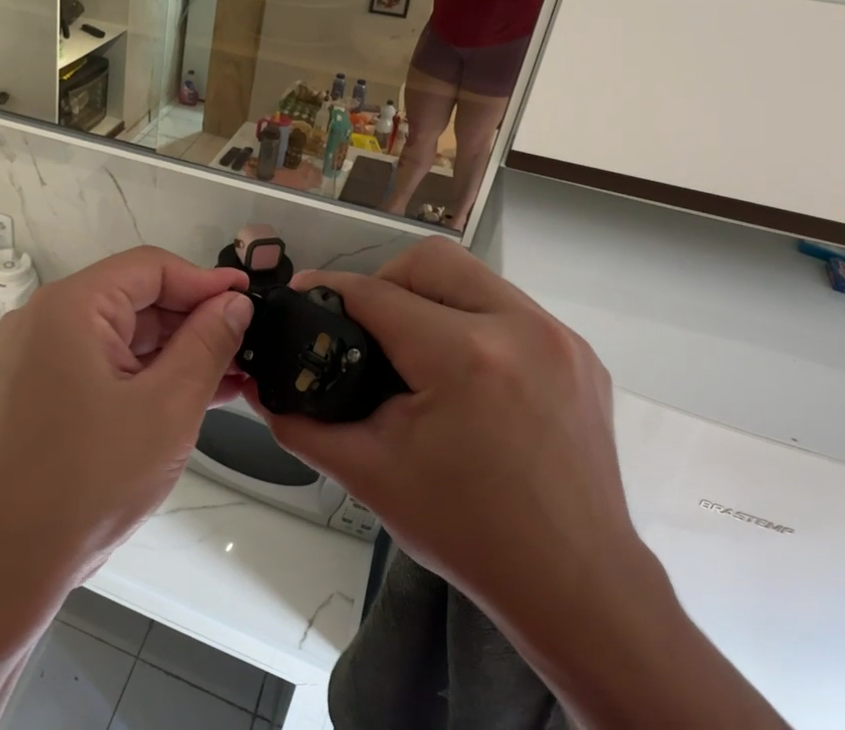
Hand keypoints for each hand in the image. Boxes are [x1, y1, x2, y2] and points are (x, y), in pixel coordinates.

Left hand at [0, 246, 252, 602]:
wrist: (10, 559)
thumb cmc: (93, 479)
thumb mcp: (168, 407)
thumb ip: (207, 344)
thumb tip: (234, 303)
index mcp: (70, 308)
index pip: (150, 267)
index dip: (205, 281)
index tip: (252, 302)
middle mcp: (46, 320)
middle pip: (134, 299)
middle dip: (193, 321)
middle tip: (249, 346)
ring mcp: (38, 358)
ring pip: (121, 336)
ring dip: (175, 353)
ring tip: (235, 375)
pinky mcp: (40, 392)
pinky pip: (102, 367)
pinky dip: (145, 377)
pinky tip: (195, 395)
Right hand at [257, 237, 641, 609]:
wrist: (573, 583)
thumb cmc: (464, 531)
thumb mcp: (366, 474)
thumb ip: (301, 424)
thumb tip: (262, 389)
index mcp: (464, 356)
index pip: (376, 294)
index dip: (328, 292)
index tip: (301, 300)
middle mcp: (521, 328)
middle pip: (431, 260)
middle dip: (385, 282)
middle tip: (364, 329)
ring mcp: (561, 339)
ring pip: (475, 278)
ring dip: (432, 300)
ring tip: (412, 353)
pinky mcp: (582, 357)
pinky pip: (512, 311)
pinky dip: (475, 324)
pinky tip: (463, 376)